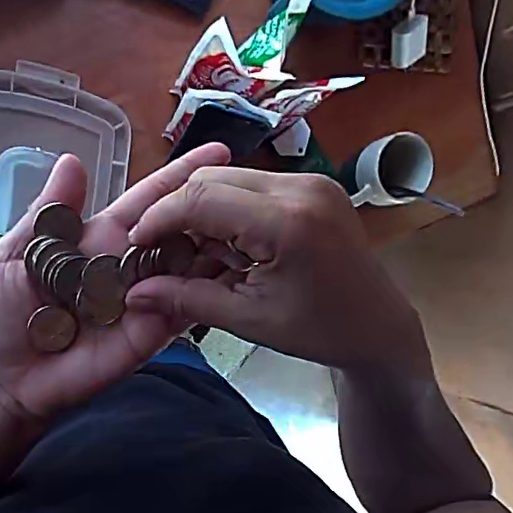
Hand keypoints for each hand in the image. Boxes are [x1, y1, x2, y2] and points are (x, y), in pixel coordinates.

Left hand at [0, 144, 233, 420]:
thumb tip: (72, 161)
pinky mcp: (150, 333)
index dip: (180, 178)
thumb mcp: (17, 255)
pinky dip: (208, 292)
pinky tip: (234, 273)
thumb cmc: (5, 315)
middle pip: (180, 232)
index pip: (149, 202)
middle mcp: (131, 266)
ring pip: (191, 268)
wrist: (9, 379)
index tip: (217, 154)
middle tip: (251, 189)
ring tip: (254, 225)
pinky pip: (183, 309)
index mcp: (101, 240)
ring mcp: (145, 300)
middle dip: (215, 209)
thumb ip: (50, 214)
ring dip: (221, 247)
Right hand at [124, 168, 430, 377]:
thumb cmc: (319, 331)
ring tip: (198, 258)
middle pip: (211, 180)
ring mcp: (310, 181)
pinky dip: (228, 214)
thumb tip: (134, 293)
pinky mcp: (312, 186)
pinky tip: (226, 249)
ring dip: (203, 214)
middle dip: (178, 215)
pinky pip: (251, 188)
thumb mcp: (249, 319)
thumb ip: (188, 300)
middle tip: (162, 253)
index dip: (159, 218)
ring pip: (228, 180)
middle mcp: (299, 187)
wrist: (378, 326)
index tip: (137, 244)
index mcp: (287, 222)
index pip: (201, 198)